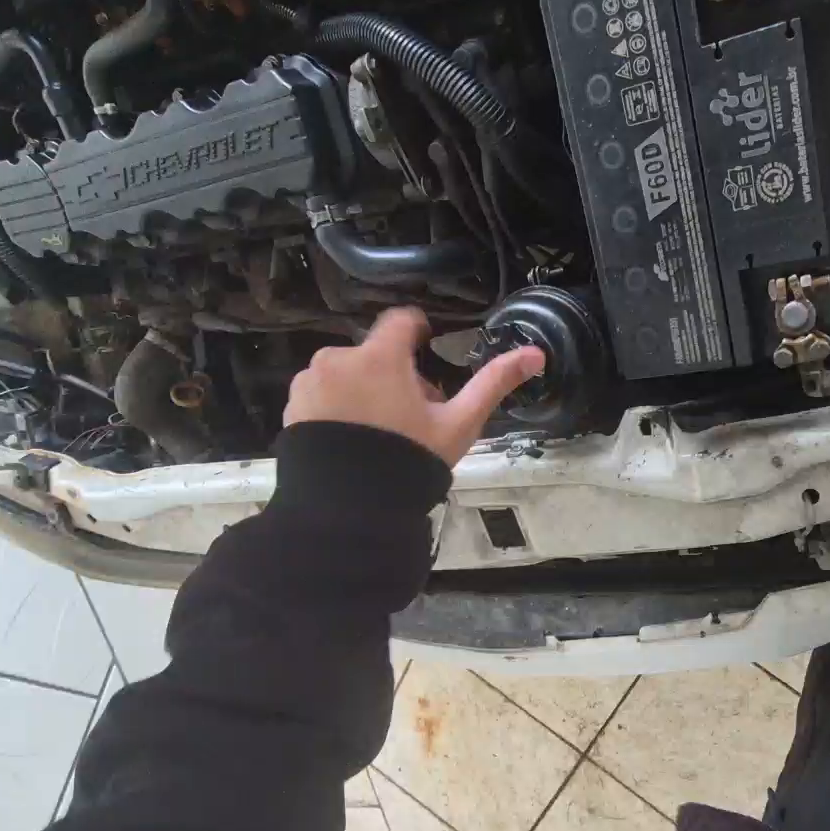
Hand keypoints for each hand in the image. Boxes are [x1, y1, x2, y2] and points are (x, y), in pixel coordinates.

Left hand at [284, 308, 544, 465]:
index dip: (420, 332)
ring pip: (347, 372)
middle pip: (376, 351)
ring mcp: (311, 382)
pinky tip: (352, 440)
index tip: (429, 351)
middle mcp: (339, 358)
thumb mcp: (459, 424)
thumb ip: (494, 384)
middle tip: (413, 414)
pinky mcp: (293, 406)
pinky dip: (338, 406)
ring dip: (365, 389)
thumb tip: (536, 354)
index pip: (403, 320)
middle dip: (395, 372)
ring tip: (380, 432)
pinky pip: (322, 393)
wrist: (348, 510)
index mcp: (381, 356)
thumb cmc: (410, 460)